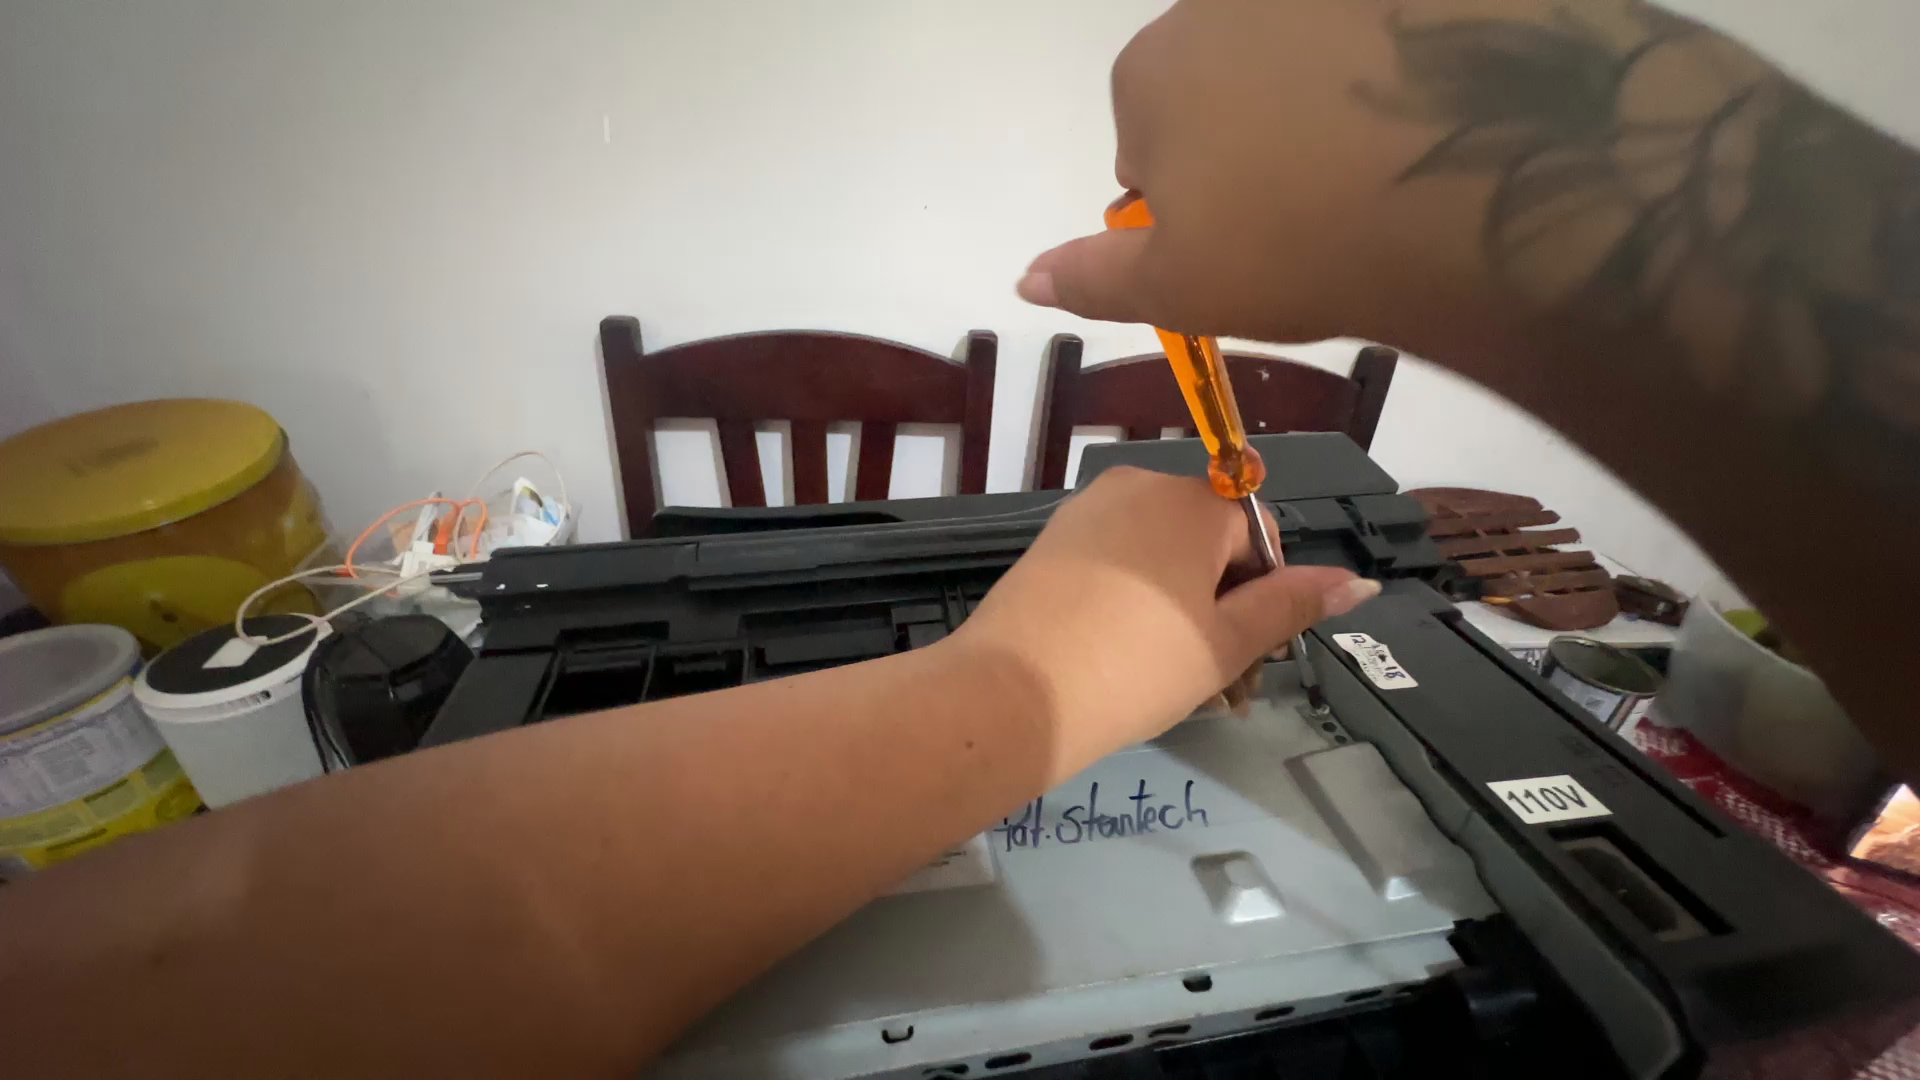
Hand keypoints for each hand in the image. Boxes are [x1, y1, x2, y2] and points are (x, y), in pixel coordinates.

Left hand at [951, 467, 1378, 774]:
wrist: (1015, 691)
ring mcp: (1085, 511)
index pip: (1257, 533)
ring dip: (1181, 610)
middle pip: (1205, 542)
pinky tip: (1125, 654)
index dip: (1265, 594)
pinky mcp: (1050, 540)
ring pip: (1159, 556)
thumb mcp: (1227, 642)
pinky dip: (1134, 599)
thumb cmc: (1136, 665)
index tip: (1248, 653)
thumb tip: (1360, 582)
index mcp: (1190, 500)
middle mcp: (1136, 487)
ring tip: (1174, 680)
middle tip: (1220, 684)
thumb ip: (1293, 605)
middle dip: (1223, 607)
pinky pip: (1114, 560)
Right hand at [1015, 0, 1501, 354]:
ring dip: (1312, 105)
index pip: (1142, 139)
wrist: (1484, 190)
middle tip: (1299, 211)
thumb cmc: (1292, 246)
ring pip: (1298, 53)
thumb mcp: (1175, 288)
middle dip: (1239, 142)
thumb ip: (1092, 279)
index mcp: (1154, 71)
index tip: (1229, 239)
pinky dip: (1391, 73)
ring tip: (1368, 172)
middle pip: (1216, 84)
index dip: (1180, 198)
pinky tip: (1424, 126)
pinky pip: (1384, 33)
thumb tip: (1024, 278)